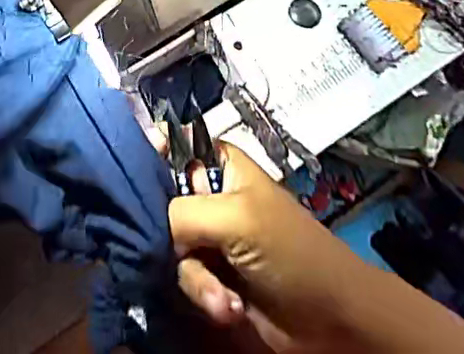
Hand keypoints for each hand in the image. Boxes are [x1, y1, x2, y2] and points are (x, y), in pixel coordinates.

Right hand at [169, 142, 463, 352]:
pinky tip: (228, 309)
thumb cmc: (290, 251)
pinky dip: (203, 297)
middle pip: (159, 202)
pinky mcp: (208, 278)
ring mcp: (207, 239)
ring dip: (195, 279)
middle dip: (173, 239)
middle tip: (190, 256)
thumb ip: (184, 212)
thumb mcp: (238, 217)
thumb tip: (149, 226)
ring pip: (168, 249)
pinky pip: (182, 282)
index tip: (133, 188)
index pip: (171, 146)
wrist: (330, 319)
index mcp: (219, 163)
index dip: (149, 162)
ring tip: (225, 298)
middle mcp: (208, 195)